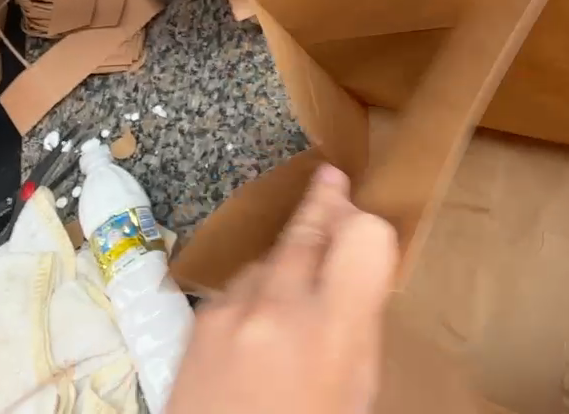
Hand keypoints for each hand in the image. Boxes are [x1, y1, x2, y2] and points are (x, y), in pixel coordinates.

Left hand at [166, 164, 398, 413]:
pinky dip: (253, 292)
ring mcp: (232, 310)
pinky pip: (238, 286)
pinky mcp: (199, 320)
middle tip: (331, 177)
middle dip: (325, 202)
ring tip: (296, 281)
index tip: (366, 222)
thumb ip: (356, 329)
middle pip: (310, 227)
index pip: (364, 236)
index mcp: (332, 332)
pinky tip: (258, 321)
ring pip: (271, 257)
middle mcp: (280, 307)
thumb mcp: (353, 396)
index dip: (369, 228)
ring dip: (287, 259)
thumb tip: (357, 279)